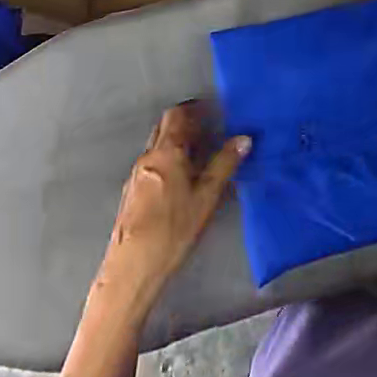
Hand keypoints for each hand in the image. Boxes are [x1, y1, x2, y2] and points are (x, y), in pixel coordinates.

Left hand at [96, 102, 248, 312]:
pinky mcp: (133, 194)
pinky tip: (185, 177)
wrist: (132, 268)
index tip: (215, 109)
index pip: (177, 116)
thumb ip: (225, 163)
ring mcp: (136, 177)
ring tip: (204, 152)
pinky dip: (170, 158)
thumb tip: (243, 139)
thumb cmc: (174, 228)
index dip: (195, 108)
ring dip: (179, 141)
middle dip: (187, 122)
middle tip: (212, 127)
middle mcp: (147, 159)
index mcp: (166, 153)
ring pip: (158, 146)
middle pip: (165, 127)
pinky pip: (154, 163)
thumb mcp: (208, 195)